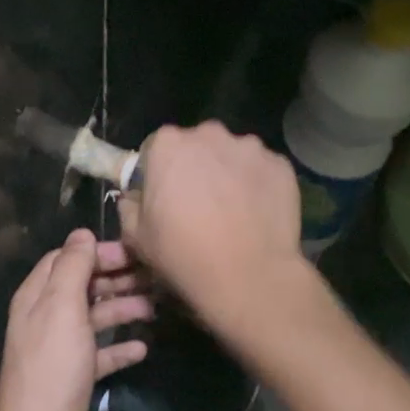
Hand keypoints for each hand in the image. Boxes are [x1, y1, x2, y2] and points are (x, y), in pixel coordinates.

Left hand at [0, 229, 150, 410]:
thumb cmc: (53, 370)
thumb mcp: (61, 309)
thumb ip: (72, 268)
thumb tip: (82, 233)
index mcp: (34, 299)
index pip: (64, 260)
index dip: (97, 252)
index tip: (135, 251)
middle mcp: (43, 322)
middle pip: (82, 288)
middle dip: (115, 279)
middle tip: (155, 277)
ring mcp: (59, 354)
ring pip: (94, 320)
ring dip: (123, 310)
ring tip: (156, 309)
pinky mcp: (75, 382)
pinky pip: (101, 355)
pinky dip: (121, 348)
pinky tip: (143, 349)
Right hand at [119, 122, 307, 328]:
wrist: (248, 276)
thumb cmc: (183, 254)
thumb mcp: (136, 237)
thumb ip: (129, 206)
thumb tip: (135, 197)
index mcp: (168, 144)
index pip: (156, 148)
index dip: (158, 174)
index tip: (164, 198)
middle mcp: (210, 134)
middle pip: (197, 146)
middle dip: (195, 169)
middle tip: (198, 206)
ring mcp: (250, 148)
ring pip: (232, 156)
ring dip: (228, 175)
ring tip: (232, 213)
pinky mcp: (281, 165)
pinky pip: (261, 171)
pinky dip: (257, 186)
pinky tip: (256, 215)